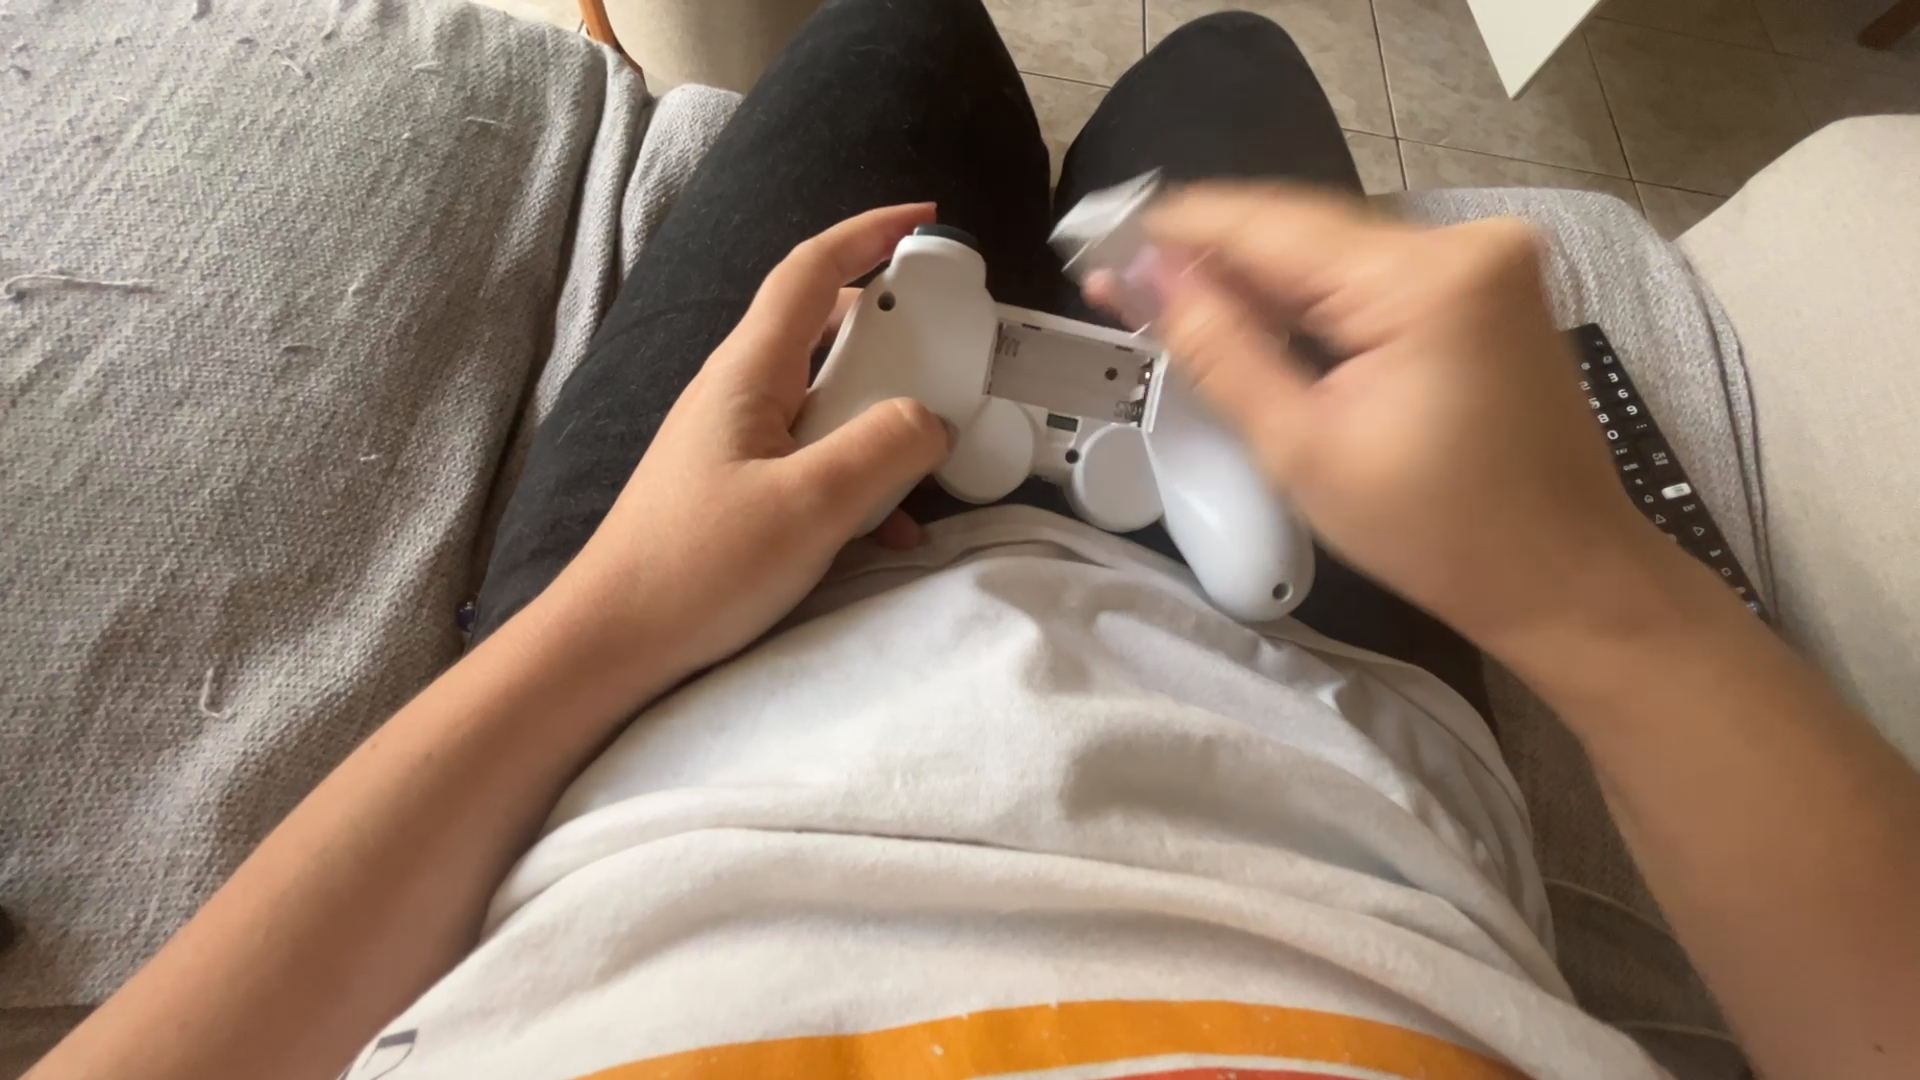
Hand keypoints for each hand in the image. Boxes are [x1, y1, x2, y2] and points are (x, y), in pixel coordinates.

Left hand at [551, 204, 952, 681]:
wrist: (618, 642)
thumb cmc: (700, 566)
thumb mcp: (809, 505)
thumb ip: (883, 449)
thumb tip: (932, 421)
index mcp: (751, 373)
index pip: (812, 271)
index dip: (868, 233)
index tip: (925, 221)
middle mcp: (745, 394)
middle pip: (831, 337)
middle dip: (895, 342)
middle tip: (949, 364)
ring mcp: (745, 443)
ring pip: (833, 406)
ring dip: (884, 425)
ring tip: (930, 460)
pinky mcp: (749, 487)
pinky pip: (821, 462)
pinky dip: (862, 481)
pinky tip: (893, 530)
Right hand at [1138, 184, 1670, 647]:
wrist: (1556, 572)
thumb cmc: (1429, 530)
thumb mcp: (1299, 448)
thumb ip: (1221, 353)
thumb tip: (1154, 284)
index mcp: (1424, 280)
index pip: (1271, 225)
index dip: (1183, 230)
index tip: (1112, 240)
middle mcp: (1462, 244)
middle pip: (1299, 235)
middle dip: (1209, 263)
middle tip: (1126, 288)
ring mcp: (1479, 263)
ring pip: (1327, 258)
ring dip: (1248, 285)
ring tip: (1170, 307)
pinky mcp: (1478, 292)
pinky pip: (1361, 283)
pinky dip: (1299, 304)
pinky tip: (1244, 322)